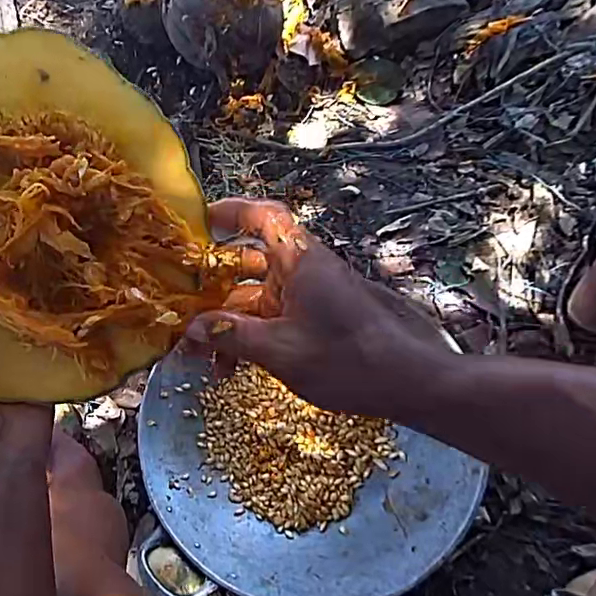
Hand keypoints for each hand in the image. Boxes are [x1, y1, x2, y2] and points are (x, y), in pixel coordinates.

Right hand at [184, 199, 443, 416]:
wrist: (411, 383)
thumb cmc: (349, 360)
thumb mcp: (280, 351)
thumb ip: (232, 336)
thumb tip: (192, 329)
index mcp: (300, 261)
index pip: (265, 217)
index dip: (232, 212)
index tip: (202, 220)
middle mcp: (306, 270)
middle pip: (251, 262)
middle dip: (214, 287)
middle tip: (184, 306)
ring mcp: (313, 295)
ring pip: (259, 296)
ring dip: (230, 321)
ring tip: (204, 354)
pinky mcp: (319, 319)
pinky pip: (275, 317)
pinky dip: (252, 334)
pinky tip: (233, 365)